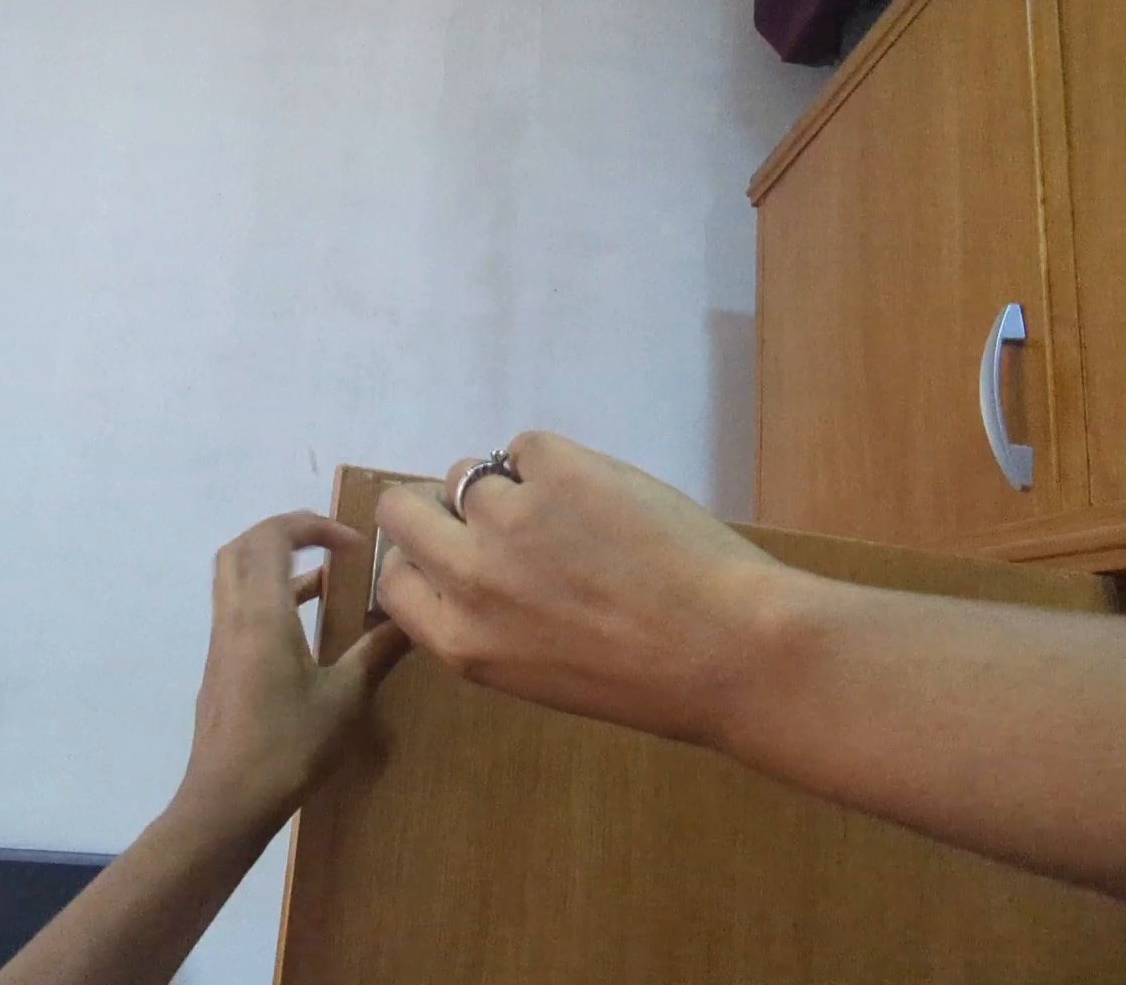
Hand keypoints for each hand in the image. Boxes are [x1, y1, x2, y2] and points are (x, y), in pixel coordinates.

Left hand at [180, 511, 409, 825]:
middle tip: (329, 542)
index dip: (312, 524)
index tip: (352, 544)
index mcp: (262, 614)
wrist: (225, 803)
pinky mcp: (220, 662)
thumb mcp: (345, 699)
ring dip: (276, 562)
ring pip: (236, 574)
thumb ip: (377, 653)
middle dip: (287, 531)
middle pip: (244, 545)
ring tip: (324, 577)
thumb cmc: (288, 746)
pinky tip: (304, 623)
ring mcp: (221, 640)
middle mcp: (234, 616)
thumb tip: (411, 620)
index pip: (273, 536)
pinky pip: (238, 604)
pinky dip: (269, 594)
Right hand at [374, 432, 786, 746]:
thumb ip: (482, 618)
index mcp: (458, 639)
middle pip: (400, 507)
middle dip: (431, 504)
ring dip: (506, 488)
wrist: (732, 647)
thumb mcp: (532, 670)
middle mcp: (466, 574)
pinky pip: (524, 448)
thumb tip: (461, 556)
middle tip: (484, 513)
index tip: (445, 549)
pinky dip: (552, 464)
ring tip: (568, 513)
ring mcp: (506, 514)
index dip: (417, 556)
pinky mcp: (554, 467)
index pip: (394, 577)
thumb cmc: (640, 678)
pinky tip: (598, 496)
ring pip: (468, 473)